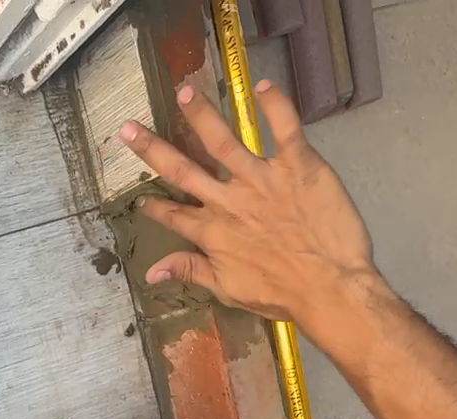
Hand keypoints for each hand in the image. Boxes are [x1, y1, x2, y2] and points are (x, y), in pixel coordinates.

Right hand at [118, 81, 380, 324]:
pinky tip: (262, 86)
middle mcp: (228, 202)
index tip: (139, 198)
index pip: (173, 215)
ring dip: (202, 116)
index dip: (154, 207)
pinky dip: (274, 105)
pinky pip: (285, 128)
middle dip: (153, 149)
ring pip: (224, 142)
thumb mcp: (226, 289)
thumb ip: (190, 271)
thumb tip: (150, 274)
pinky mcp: (297, 166)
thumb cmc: (278, 294)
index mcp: (211, 233)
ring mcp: (262, 180)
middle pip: (183, 171)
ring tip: (185, 92)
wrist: (327, 286)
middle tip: (130, 129)